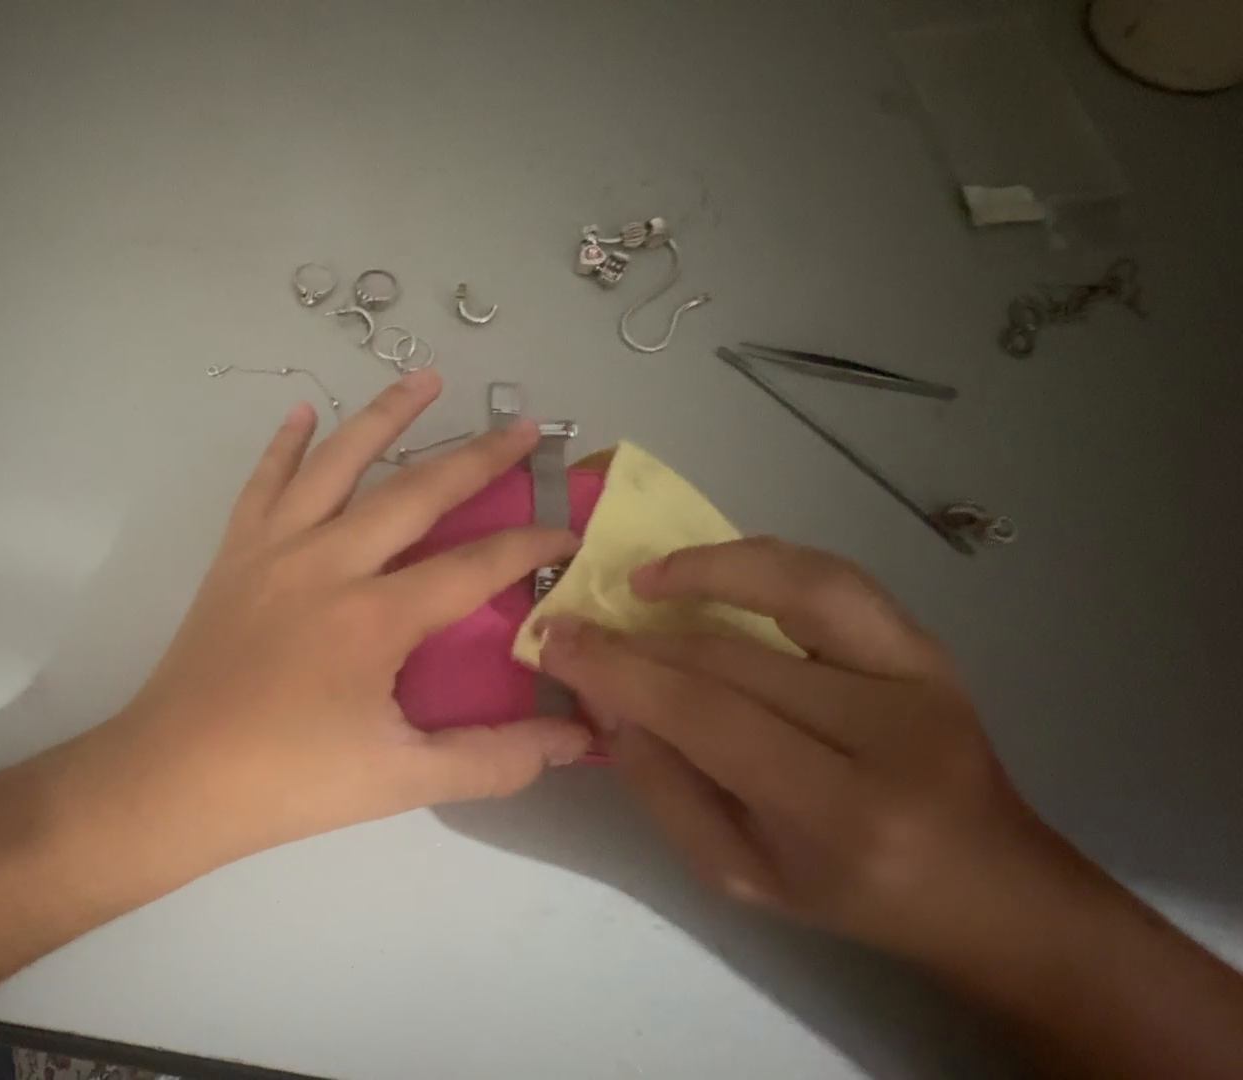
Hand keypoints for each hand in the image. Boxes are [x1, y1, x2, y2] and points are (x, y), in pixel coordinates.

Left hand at [93, 370, 590, 860]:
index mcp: (374, 616)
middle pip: (416, 493)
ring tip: (426, 378)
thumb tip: (574, 742)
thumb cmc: (287, 781)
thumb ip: (492, 759)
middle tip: (526, 426)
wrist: (173, 775)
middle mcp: (327, 562)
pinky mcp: (234, 555)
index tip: (569, 532)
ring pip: (337, 463)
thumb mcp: (400, 781)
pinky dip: (284, 444)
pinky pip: (264, 483)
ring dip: (384, 416)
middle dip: (479, 457)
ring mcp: (274, 550)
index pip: (473, 567)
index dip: (529, 547)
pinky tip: (303, 412)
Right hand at [538, 537, 1095, 972]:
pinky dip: (764, 561)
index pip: (708, 714)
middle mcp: (894, 733)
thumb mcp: (737, 872)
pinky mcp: (930, 650)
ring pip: (803, 588)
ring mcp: (924, 679)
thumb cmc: (850, 894)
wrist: (994, 890)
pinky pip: (837, 581)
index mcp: (843, 810)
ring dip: (708, 568)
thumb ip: (662, 786)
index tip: (553, 642)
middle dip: (636, 638)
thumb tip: (606, 699)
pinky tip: (712, 568)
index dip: (620, 670)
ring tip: (643, 578)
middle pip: (733, 656)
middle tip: (574, 625)